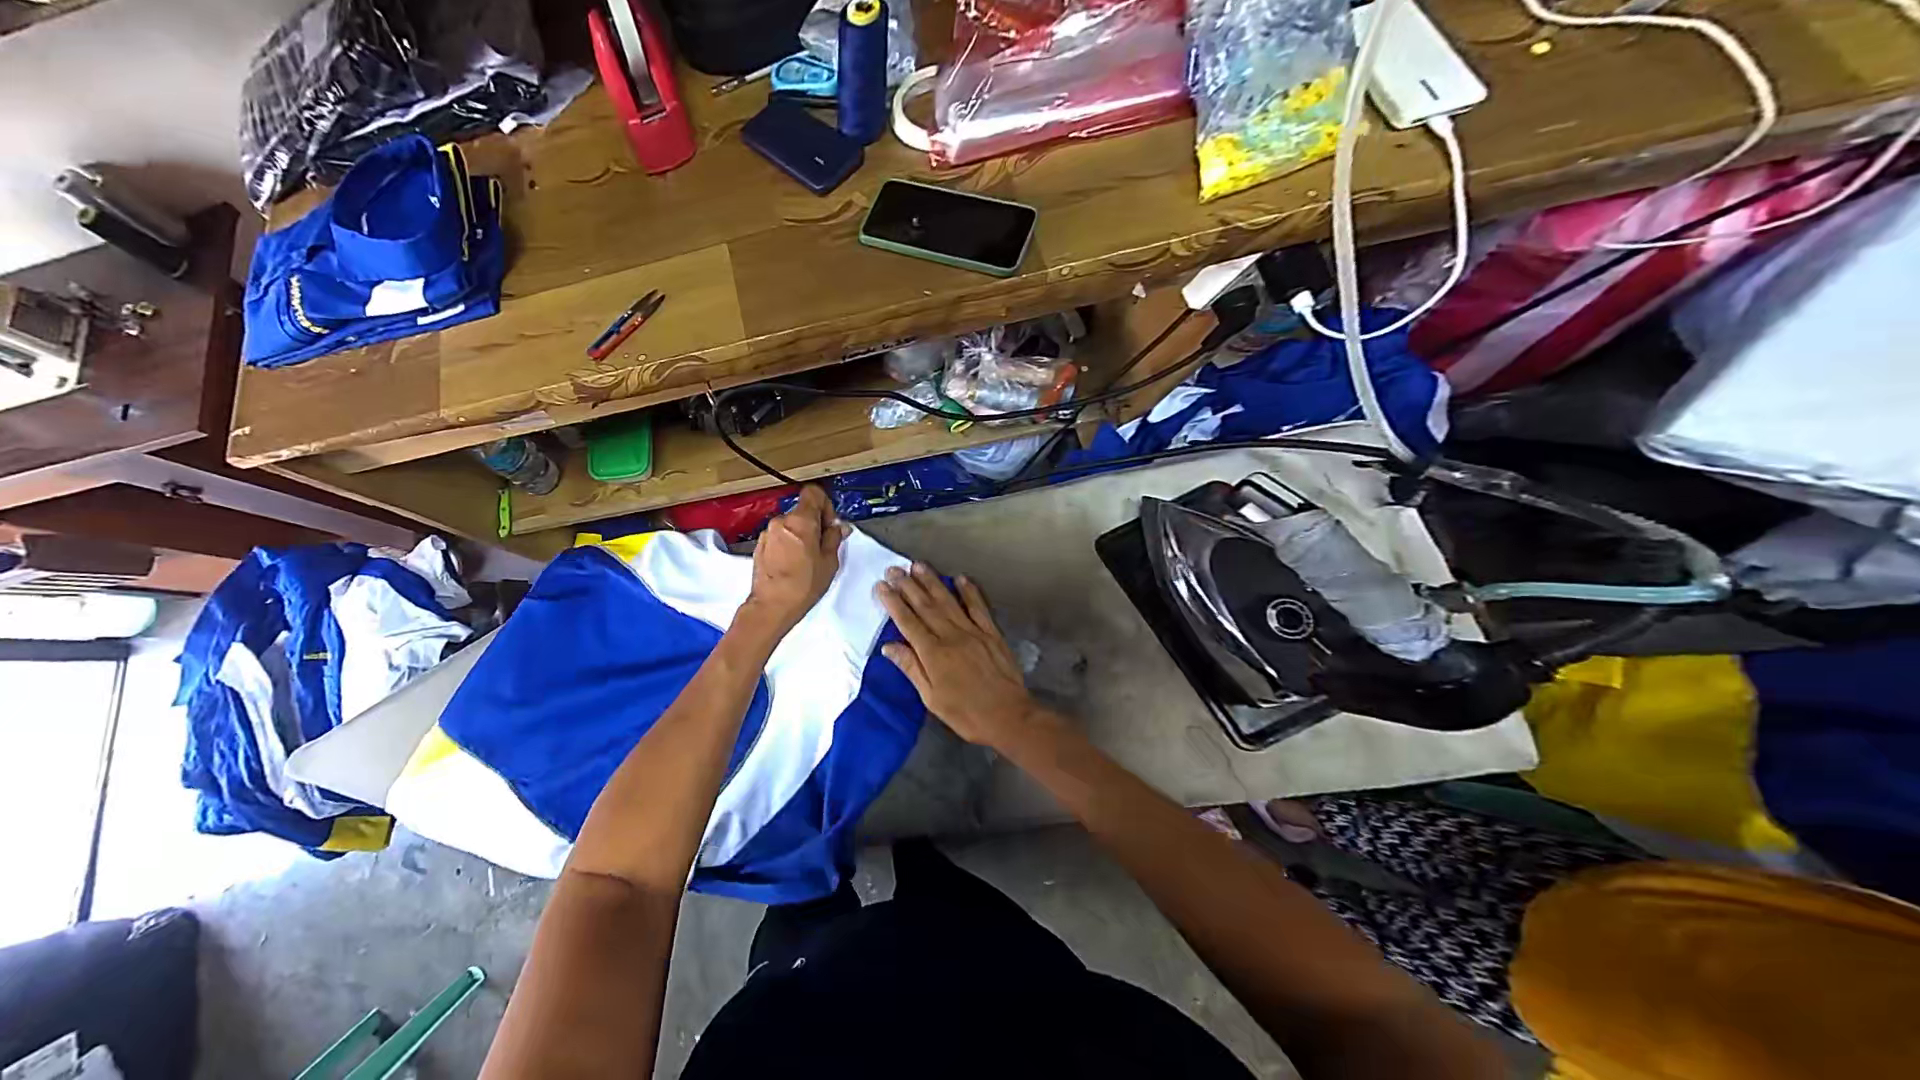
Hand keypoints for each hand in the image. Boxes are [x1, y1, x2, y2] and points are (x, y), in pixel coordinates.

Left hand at [742, 485, 848, 634]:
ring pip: (790, 524)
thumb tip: (838, 528)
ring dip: (800, 535)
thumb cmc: (802, 585)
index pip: (813, 493)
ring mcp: (768, 533)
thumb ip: (834, 538)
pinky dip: (788, 544)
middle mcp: (781, 521)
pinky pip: (779, 536)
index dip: (825, 504)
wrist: (772, 605)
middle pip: (802, 511)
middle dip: (814, 523)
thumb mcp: (829, 561)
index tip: (830, 522)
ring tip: (808, 558)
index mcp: (801, 520)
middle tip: (823, 544)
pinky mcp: (760, 545)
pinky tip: (794, 563)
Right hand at [875, 564, 1042, 746]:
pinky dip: (969, 591)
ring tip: (919, 565)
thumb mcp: (931, 698)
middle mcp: (951, 636)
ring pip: (948, 601)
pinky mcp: (991, 633)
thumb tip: (889, 646)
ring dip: (932, 582)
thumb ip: (912, 668)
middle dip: (908, 585)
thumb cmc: (966, 714)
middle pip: (926, 606)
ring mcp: (973, 632)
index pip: (908, 622)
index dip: (893, 602)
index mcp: (933, 653)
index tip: (881, 586)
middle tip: (894, 569)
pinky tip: (960, 578)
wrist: (1009, 716)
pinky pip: (978, 607)